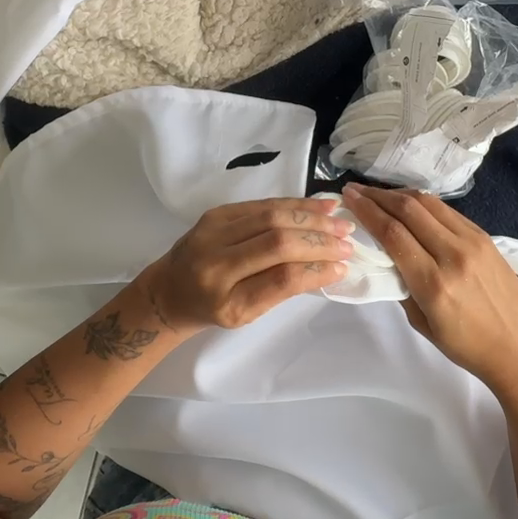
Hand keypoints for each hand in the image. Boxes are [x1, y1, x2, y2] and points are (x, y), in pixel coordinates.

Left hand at [136, 198, 353, 332]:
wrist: (169, 290)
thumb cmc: (212, 309)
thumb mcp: (246, 314)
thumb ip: (282, 289)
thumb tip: (330, 267)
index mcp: (225, 300)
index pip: (279, 279)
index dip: (316, 269)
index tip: (344, 266)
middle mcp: (215, 262)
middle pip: (276, 242)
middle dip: (319, 239)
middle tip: (349, 241)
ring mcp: (213, 231)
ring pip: (271, 216)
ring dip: (311, 217)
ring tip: (341, 221)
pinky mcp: (216, 212)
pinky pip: (261, 204)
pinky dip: (293, 204)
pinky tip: (317, 207)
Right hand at [341, 184, 517, 395]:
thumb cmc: (468, 347)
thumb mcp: (423, 325)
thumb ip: (401, 287)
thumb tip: (385, 257)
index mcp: (434, 284)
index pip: (392, 234)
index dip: (366, 211)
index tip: (348, 198)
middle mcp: (453, 256)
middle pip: (409, 209)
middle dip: (377, 195)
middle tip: (355, 190)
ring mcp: (473, 243)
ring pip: (429, 203)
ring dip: (398, 194)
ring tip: (378, 194)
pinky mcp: (486, 237)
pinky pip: (447, 211)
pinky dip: (423, 202)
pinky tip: (409, 205)